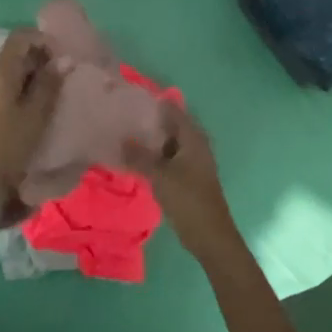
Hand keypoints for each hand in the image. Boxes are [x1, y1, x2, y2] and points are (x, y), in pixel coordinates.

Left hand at [0, 30, 64, 206]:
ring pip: (15, 68)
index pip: (22, 37)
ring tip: (57, 91)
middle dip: (43, 57)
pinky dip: (27, 86)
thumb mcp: (35, 114)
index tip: (64, 59)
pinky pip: (10, 83)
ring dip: (36, 74)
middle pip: (18, 50)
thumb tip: (65, 59)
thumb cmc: (8, 143)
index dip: (45, 41)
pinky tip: (40, 104)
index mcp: (2, 70)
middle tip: (65, 76)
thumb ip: (50, 84)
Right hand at [123, 102, 239, 254]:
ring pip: (168, 145)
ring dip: (150, 142)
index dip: (155, 103)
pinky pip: (167, 161)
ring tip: (124, 136)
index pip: (174, 111)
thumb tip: (122, 139)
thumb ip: (139, 156)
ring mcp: (192, 163)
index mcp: (193, 139)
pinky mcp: (187, 179)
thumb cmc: (187, 199)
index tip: (131, 98)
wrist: (208, 234)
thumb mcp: (159, 175)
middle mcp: (195, 146)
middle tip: (122, 117)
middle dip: (149, 122)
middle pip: (171, 127)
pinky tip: (135, 161)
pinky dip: (153, 158)